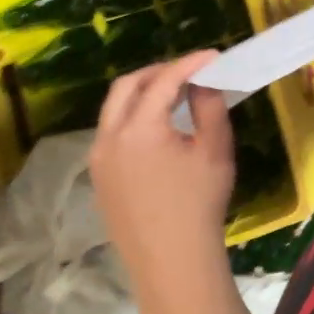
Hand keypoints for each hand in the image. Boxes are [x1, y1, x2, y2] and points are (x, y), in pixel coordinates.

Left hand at [90, 52, 232, 283]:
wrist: (171, 258)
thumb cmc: (199, 201)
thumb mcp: (215, 149)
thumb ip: (209, 107)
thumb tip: (204, 82)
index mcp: (138, 131)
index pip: (163, 81)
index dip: (190, 63)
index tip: (215, 55)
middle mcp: (108, 140)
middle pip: (125, 87)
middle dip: (159, 71)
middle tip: (192, 69)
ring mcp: (98, 160)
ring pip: (114, 109)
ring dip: (144, 92)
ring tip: (179, 92)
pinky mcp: (100, 177)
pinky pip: (113, 131)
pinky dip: (135, 115)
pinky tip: (162, 123)